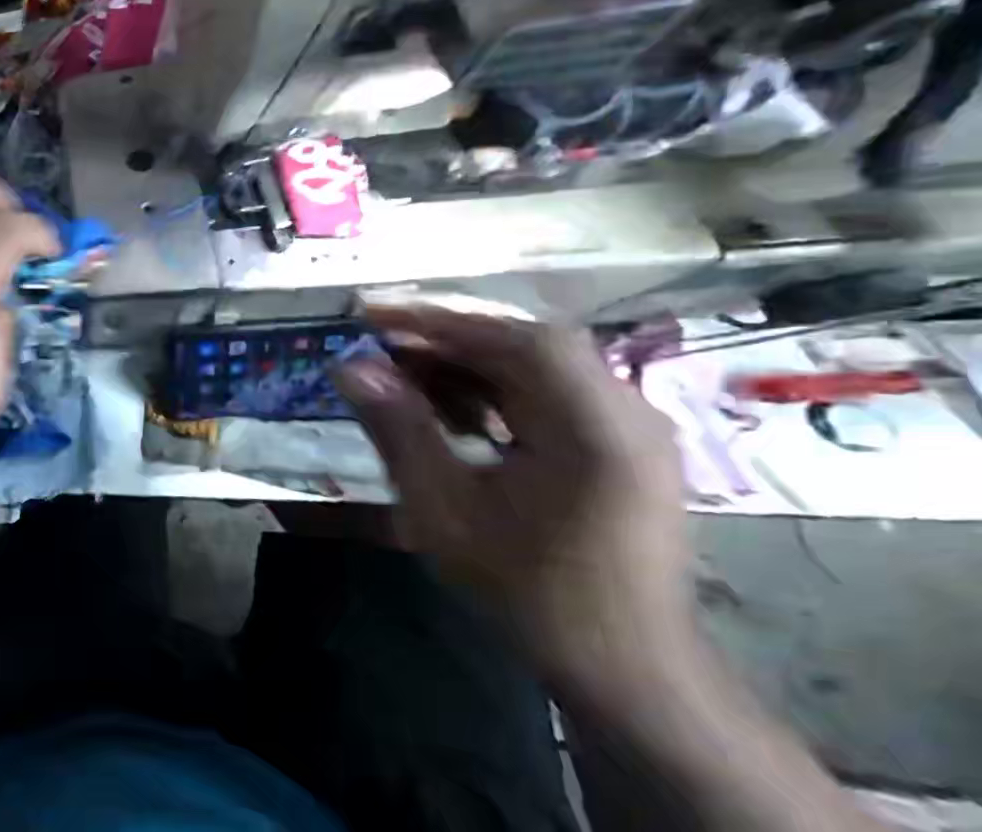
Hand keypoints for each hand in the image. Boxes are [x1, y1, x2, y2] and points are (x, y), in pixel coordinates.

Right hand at [329, 305, 693, 692]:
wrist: (623, 667)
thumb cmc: (527, 588)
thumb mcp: (444, 509)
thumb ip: (398, 428)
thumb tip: (349, 366)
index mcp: (594, 428)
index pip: (515, 339)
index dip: (439, 319)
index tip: (373, 315)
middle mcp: (626, 413)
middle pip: (528, 347)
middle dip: (448, 341)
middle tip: (380, 348)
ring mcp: (632, 430)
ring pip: (540, 369)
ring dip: (469, 365)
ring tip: (406, 379)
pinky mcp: (624, 448)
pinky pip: (553, 396)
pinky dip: (497, 391)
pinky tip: (454, 414)